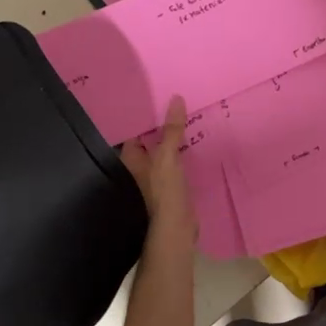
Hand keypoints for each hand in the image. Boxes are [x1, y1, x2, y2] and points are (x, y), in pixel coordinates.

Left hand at [119, 97, 194, 242]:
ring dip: (173, 138)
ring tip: (188, 114)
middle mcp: (138, 167)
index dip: (143, 113)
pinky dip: (183, 152)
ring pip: (163, 150)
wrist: (175, 231)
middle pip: (150, 139)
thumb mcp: (168, 157)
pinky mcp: (170, 186)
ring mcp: (154, 177)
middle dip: (161, 123)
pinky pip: (175, 162)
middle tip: (176, 99)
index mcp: (130, 159)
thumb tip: (175, 98)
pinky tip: (194, 141)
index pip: (133, 129)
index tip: (156, 94)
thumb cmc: (164, 193)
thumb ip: (171, 129)